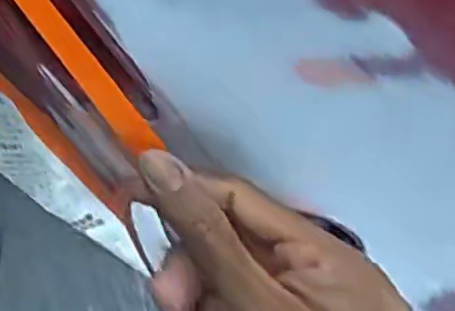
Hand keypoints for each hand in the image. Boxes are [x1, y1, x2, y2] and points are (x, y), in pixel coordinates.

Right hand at [139, 151, 409, 310]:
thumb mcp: (254, 302)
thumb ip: (205, 230)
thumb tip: (153, 158)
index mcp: (323, 252)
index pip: (228, 191)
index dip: (177, 193)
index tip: (131, 209)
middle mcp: (322, 269)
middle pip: (226, 233)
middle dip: (186, 262)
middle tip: (166, 297)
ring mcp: (315, 301)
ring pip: (229, 267)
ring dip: (196, 288)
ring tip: (182, 310)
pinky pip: (244, 294)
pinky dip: (217, 302)